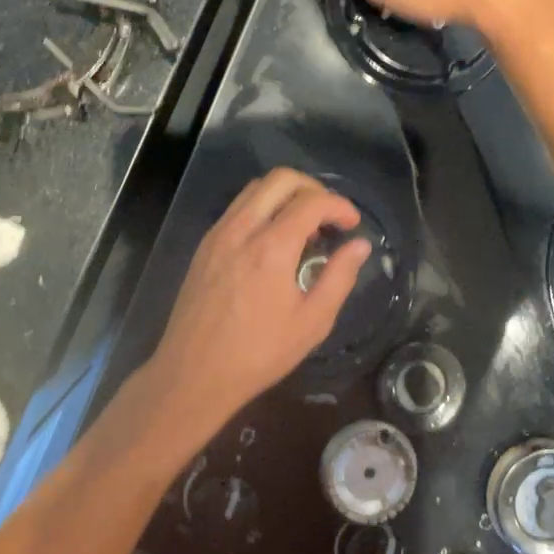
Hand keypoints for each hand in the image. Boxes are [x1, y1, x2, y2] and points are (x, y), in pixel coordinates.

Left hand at [147, 168, 372, 426]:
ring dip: (285, 195)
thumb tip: (360, 245)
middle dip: (312, 188)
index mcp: (272, 247)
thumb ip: (339, 277)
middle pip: (280, 179)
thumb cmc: (258, 354)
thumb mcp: (311, 322)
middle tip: (329, 216)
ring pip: (255, 189)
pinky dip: (262, 208)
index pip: (312, 201)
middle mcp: (242, 229)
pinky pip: (237, 208)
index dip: (339, 205)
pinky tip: (273, 241)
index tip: (352, 224)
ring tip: (303, 227)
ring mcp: (218, 234)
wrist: (193, 374)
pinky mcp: (205, 246)